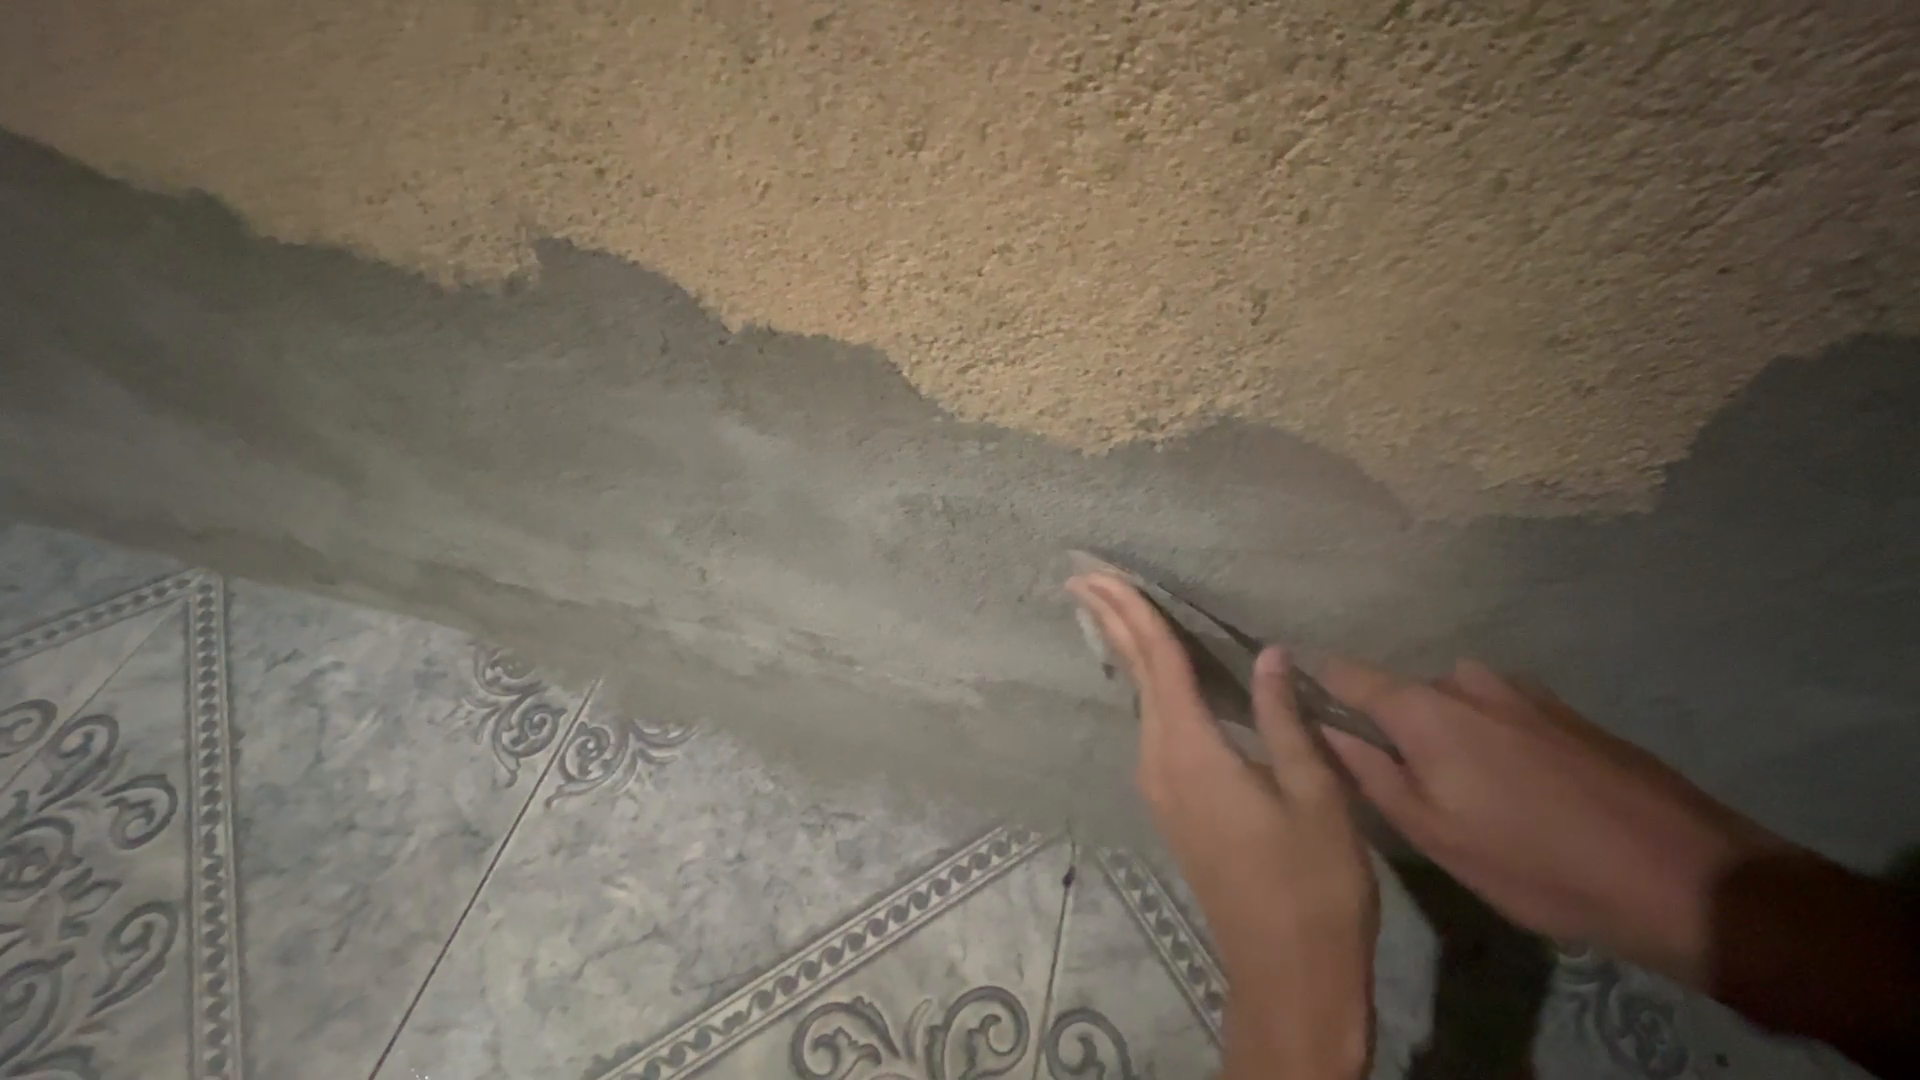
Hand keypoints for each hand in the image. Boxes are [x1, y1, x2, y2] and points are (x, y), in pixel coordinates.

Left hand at [1068, 573, 1376, 1079]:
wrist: (1285, 971)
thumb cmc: (1312, 884)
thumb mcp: (1315, 794)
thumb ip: (1285, 719)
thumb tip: (1268, 655)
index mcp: (1191, 751)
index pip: (1157, 662)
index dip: (1133, 612)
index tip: (1100, 573)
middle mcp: (1160, 761)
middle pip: (1133, 674)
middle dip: (1110, 621)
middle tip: (1084, 577)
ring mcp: (1159, 785)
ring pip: (1138, 699)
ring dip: (1125, 649)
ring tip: (1112, 607)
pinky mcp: (1169, 803)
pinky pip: (1151, 725)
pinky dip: (1145, 684)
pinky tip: (1151, 673)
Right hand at [1315, 656, 1783, 985]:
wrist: (1687, 879)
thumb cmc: (1534, 863)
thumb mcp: (1432, 833)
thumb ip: (1368, 772)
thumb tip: (1319, 726)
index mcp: (1424, 709)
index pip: (1346, 672)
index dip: (1315, 682)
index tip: (1295, 700)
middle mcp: (1466, 683)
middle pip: (1402, 694)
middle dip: (1390, 728)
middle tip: (1402, 785)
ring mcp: (1522, 692)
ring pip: (1453, 705)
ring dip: (1444, 735)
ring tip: (1466, 792)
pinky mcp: (1566, 712)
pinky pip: (1499, 714)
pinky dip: (1488, 739)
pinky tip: (1519, 791)